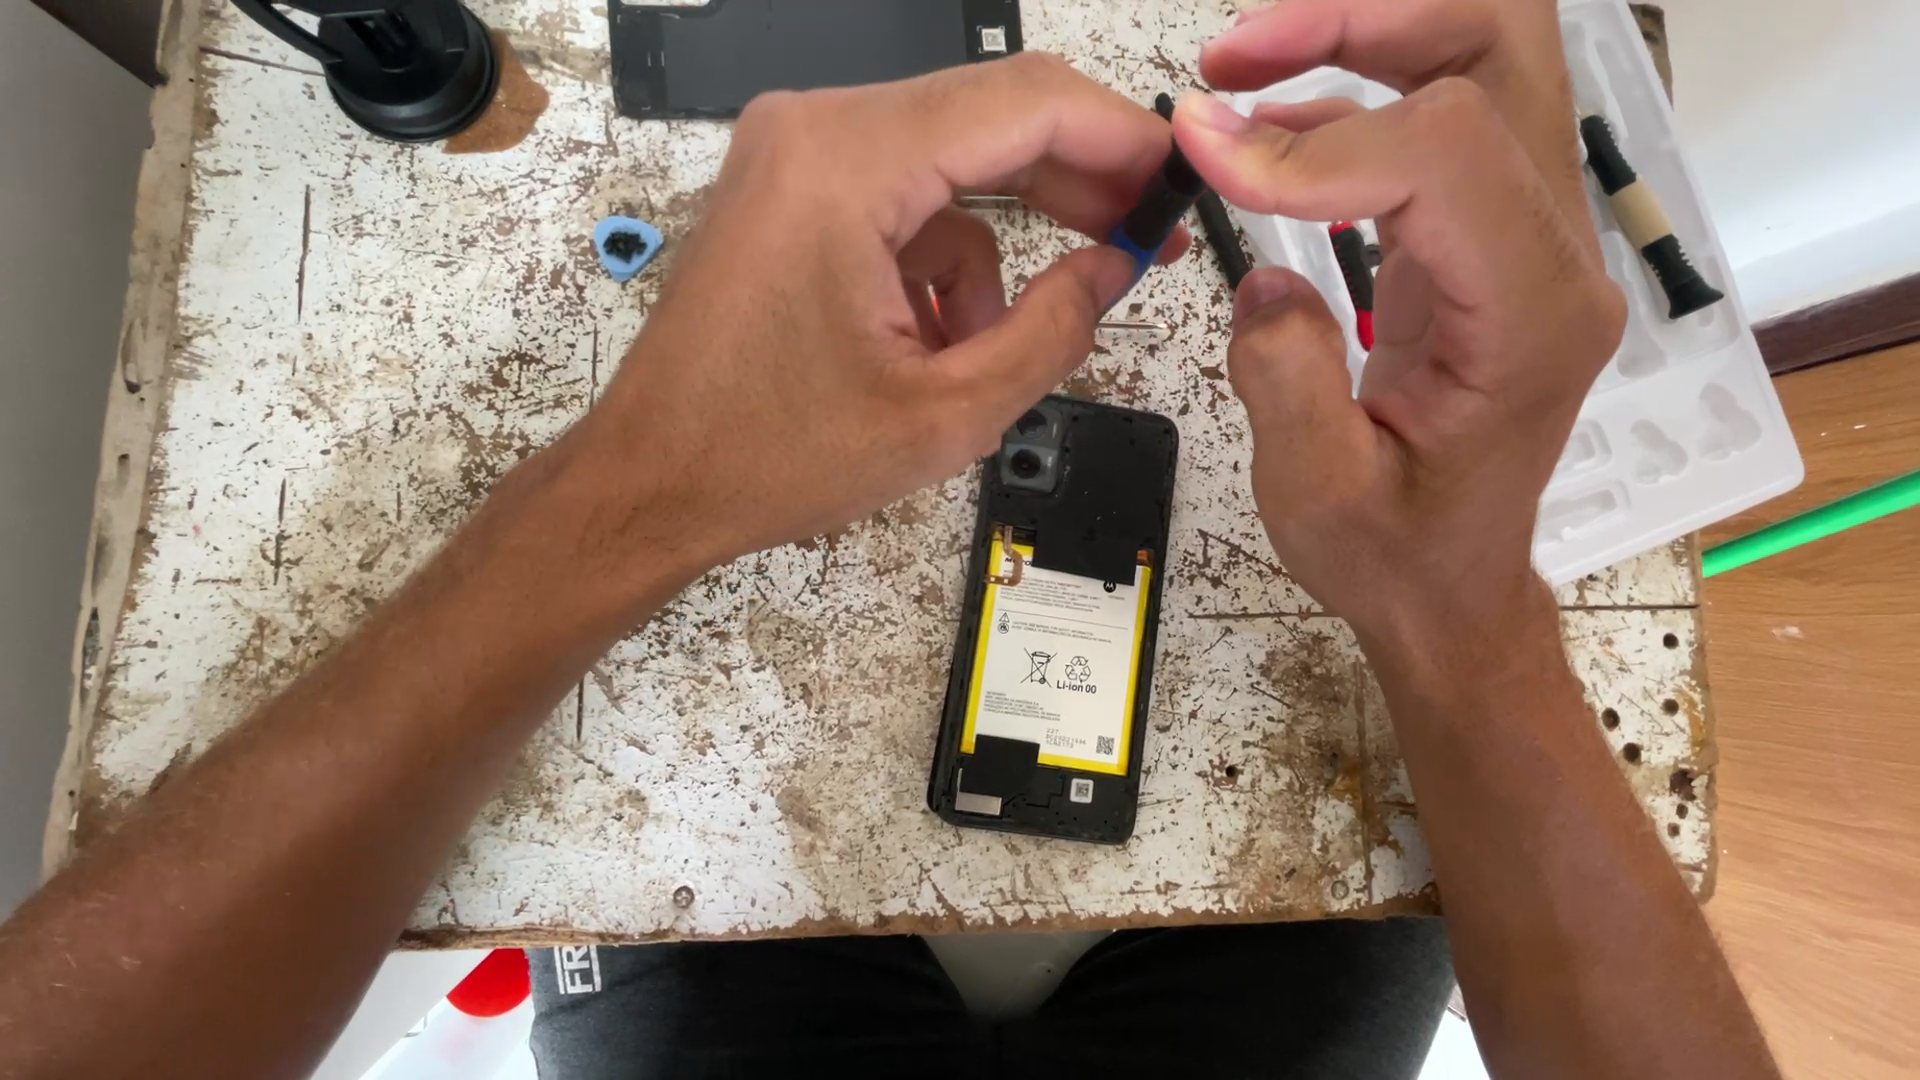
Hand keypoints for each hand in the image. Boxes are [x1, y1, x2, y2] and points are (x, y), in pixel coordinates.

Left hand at [566, 53, 1186, 582]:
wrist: (655, 483)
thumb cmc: (775, 459)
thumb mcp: (946, 416)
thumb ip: (1053, 335)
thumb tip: (1113, 270)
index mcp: (848, 165)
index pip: (1024, 101)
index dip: (1120, 138)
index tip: (1177, 182)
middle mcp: (814, 133)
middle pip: (987, 123)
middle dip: (1073, 185)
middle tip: (1138, 243)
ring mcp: (793, 162)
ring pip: (947, 179)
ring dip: (992, 262)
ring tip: (989, 350)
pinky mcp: (789, 202)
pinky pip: (900, 212)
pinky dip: (938, 273)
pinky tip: (930, 345)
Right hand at [1174, 0, 1625, 666]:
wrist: (1447, 586)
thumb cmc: (1388, 554)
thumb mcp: (1315, 489)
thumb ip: (1283, 376)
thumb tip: (1262, 276)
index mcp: (1526, 319)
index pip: (1441, 158)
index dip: (1312, 144)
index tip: (1202, 156)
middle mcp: (1553, 256)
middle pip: (1497, 51)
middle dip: (1358, 22)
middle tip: (1230, 55)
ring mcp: (1527, 241)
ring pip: (1482, 61)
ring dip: (1361, 34)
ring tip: (1240, 68)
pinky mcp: (1482, 247)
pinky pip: (1441, 124)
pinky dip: (1358, 92)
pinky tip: (1274, 124)